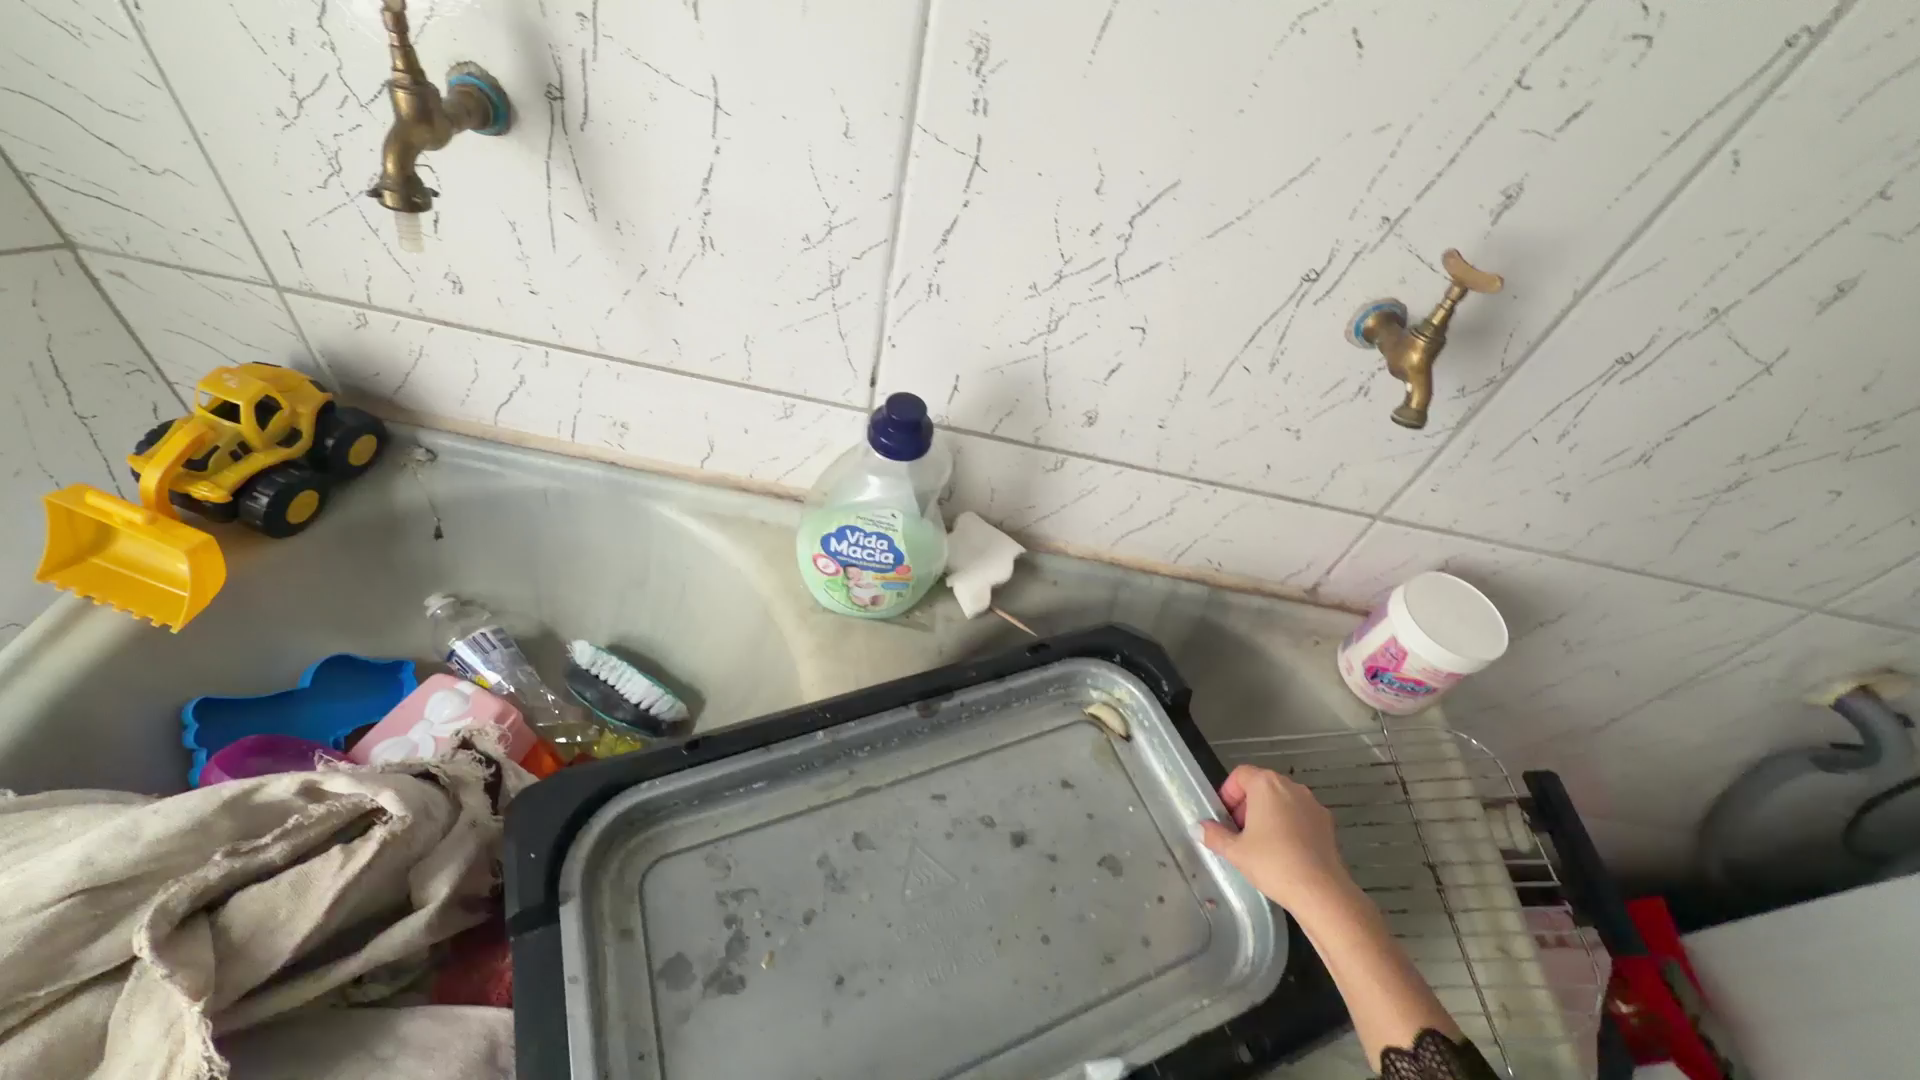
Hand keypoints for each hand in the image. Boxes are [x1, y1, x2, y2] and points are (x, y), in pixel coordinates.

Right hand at [1198, 765, 1355, 914]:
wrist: (1321, 891)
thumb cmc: (1273, 863)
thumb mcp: (1235, 851)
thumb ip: (1214, 835)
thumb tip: (1198, 828)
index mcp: (1266, 785)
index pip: (1240, 775)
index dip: (1228, 794)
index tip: (1224, 818)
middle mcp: (1291, 787)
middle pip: (1262, 786)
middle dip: (1247, 806)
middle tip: (1239, 833)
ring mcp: (1313, 804)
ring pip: (1282, 801)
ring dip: (1268, 815)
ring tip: (1261, 845)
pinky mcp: (1327, 823)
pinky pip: (1300, 816)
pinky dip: (1289, 826)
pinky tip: (1285, 853)